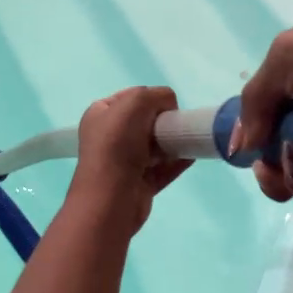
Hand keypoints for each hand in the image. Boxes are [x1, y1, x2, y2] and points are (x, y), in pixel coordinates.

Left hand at [70, 86, 191, 229]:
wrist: (112, 197)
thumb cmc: (118, 143)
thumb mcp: (138, 101)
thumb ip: (159, 95)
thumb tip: (169, 108)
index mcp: (100, 114)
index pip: (129, 97)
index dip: (149, 97)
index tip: (164, 106)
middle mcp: (109, 137)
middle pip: (144, 122)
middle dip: (162, 122)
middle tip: (173, 125)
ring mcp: (122, 163)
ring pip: (154, 146)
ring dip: (171, 142)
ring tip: (185, 140)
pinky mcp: (138, 185)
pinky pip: (162, 169)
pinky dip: (176, 162)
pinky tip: (191, 155)